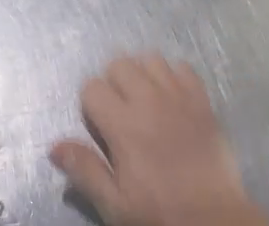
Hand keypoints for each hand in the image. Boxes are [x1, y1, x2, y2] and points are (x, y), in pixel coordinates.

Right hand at [49, 55, 268, 225]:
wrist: (214, 219)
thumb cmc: (159, 214)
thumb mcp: (115, 204)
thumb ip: (85, 170)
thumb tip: (54, 146)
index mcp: (123, 125)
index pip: (92, 87)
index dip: (91, 104)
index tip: (100, 127)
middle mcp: (149, 99)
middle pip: (120, 63)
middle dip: (113, 82)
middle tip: (120, 112)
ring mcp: (178, 95)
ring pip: (150, 59)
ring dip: (142, 74)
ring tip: (145, 101)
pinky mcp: (202, 98)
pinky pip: (182, 67)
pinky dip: (173, 76)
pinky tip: (172, 98)